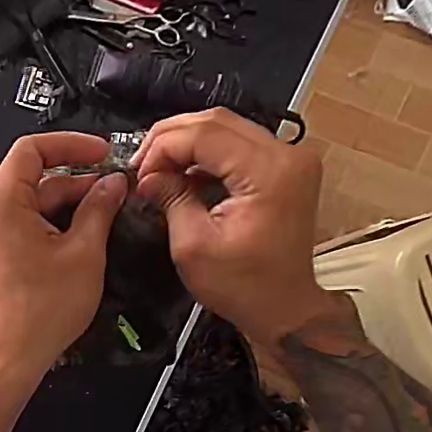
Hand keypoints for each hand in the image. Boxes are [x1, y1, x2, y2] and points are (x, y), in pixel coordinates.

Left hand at [0, 132, 126, 392]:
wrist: (14, 354)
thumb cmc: (46, 307)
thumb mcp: (84, 252)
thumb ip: (98, 209)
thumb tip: (113, 183)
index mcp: (3, 204)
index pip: (31, 150)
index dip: (71, 144)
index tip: (103, 152)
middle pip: (36, 180)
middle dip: (78, 181)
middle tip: (116, 190)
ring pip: (35, 205)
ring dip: (70, 205)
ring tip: (107, 213)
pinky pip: (27, 226)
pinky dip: (55, 224)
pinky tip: (85, 235)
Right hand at [134, 109, 332, 344]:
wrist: (285, 309)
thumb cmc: (246, 288)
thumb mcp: (194, 247)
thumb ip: (171, 198)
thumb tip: (149, 175)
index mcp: (269, 173)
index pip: (205, 134)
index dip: (163, 147)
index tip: (139, 170)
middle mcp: (288, 156)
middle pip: (217, 122)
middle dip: (172, 139)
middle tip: (143, 164)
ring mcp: (292, 159)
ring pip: (227, 129)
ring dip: (188, 144)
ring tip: (159, 169)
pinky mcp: (287, 169)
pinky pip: (240, 146)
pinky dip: (209, 155)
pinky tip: (185, 173)